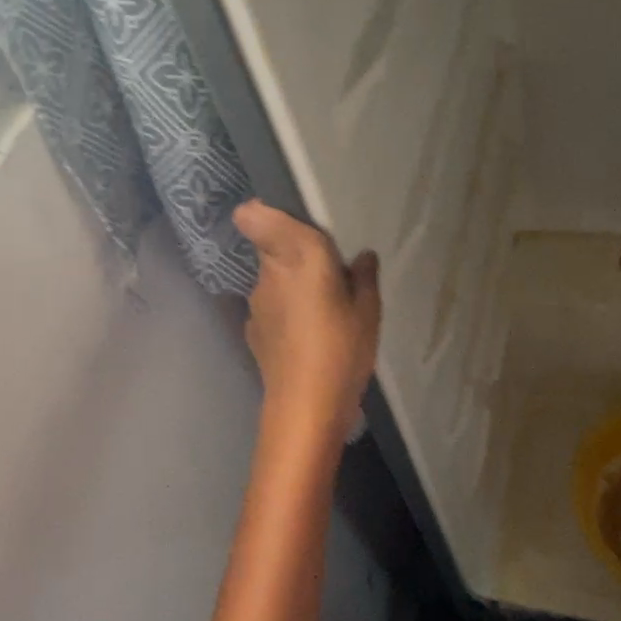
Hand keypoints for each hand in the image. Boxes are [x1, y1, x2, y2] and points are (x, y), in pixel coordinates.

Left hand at [234, 199, 380, 435]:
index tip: (290, 223)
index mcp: (296, 255)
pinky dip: (285, 315)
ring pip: (271, 280)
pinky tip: (308, 338)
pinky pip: (271, 309)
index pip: (254, 216)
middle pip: (270, 248)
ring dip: (291, 287)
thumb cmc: (342, 349)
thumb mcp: (368, 311)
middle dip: (294, 255)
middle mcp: (268, 272)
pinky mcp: (252, 331)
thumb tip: (361, 257)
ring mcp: (256, 303)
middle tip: (330, 275)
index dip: (263, 213)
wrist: (305, 407)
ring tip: (324, 313)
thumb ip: (363, 277)